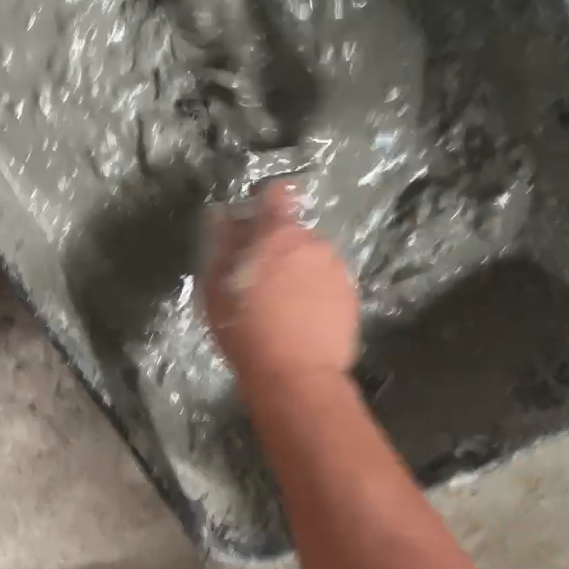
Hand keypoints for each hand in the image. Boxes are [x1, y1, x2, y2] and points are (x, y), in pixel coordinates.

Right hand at [202, 181, 360, 386]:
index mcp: (278, 234)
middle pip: (293, 231)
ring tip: (279, 302)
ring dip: (296, 269)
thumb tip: (222, 215)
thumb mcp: (216, 286)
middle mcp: (314, 243)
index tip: (252, 219)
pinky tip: (298, 317)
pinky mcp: (351, 297)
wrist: (295, 374)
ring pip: (311, 257)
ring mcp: (337, 270)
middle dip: (276, 246)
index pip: (278, 194)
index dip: (265, 200)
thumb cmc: (245, 328)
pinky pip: (327, 282)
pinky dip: (313, 292)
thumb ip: (221, 244)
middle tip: (256, 276)